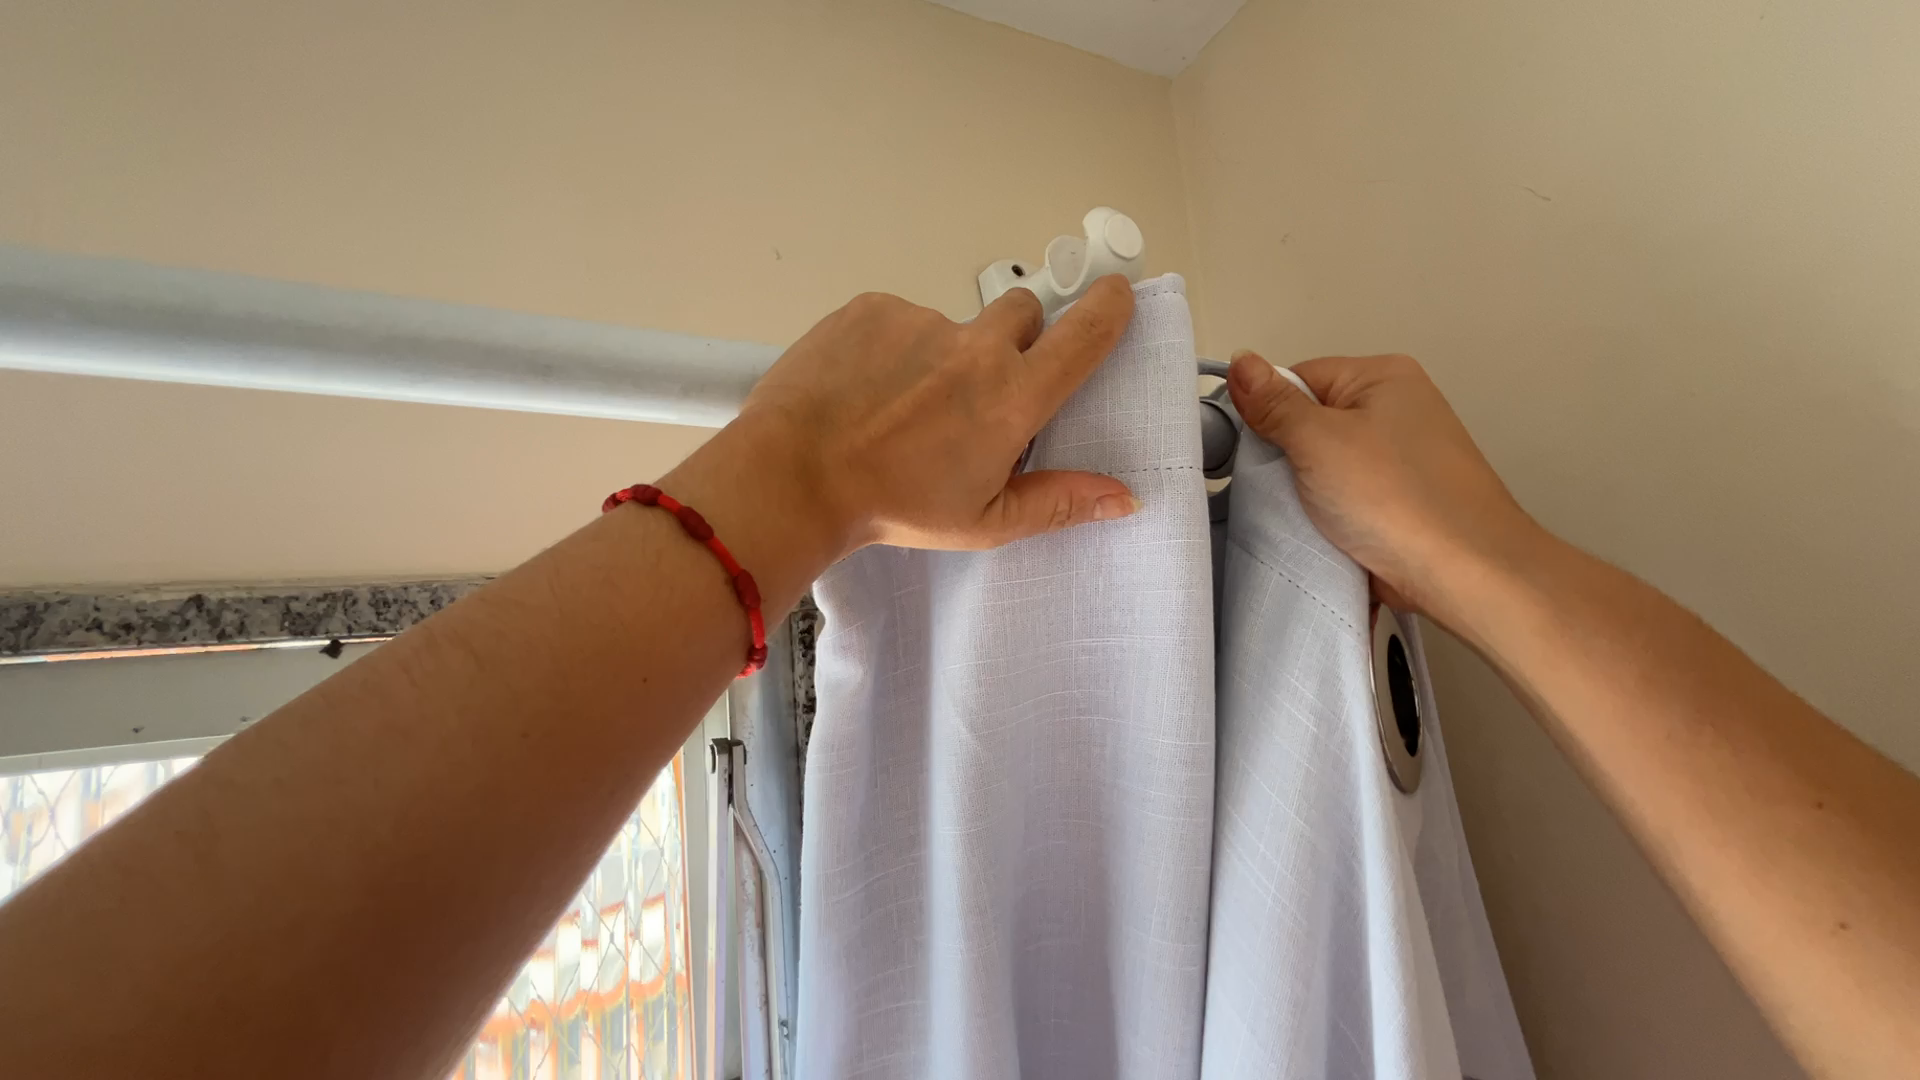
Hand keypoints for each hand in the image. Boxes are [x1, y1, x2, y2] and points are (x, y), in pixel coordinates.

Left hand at [738, 276, 1141, 552]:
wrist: (796, 477)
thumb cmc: (894, 507)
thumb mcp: (983, 521)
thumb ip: (1059, 502)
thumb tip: (1126, 498)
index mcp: (1011, 398)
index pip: (1084, 333)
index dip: (1108, 308)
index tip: (1114, 295)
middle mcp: (975, 347)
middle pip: (1022, 311)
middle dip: (1016, 339)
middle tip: (977, 388)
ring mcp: (919, 319)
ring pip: (951, 325)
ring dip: (940, 356)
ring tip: (898, 407)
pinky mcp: (871, 307)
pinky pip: (898, 320)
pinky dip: (892, 349)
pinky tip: (864, 390)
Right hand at [1226, 351, 1545, 623]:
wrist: (1460, 573)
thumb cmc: (1399, 499)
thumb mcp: (1317, 439)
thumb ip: (1273, 403)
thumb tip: (1243, 361)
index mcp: (1382, 376)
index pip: (1296, 378)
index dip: (1267, 412)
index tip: (1256, 447)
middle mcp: (1394, 409)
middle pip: (1306, 421)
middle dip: (1282, 455)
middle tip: (1281, 482)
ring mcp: (1396, 456)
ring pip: (1318, 463)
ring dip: (1300, 489)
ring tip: (1302, 510)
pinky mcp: (1392, 498)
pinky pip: (1338, 494)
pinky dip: (1321, 511)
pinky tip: (1318, 528)